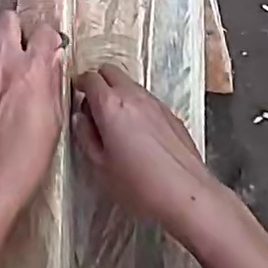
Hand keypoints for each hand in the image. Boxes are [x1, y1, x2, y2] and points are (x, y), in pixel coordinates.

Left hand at [0, 10, 66, 223]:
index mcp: (34, 67)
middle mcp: (6, 59)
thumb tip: (55, 56)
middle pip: (9, 19)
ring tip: (1, 40)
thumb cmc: (32, 148)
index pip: (44, 31)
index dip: (50, 35)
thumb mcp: (56, 114)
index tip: (51, 43)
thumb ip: (54, 79)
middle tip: (23, 38)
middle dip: (19, 24)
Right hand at [73, 66, 220, 232]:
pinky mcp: (173, 116)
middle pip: (110, 71)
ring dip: (119, 93)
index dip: (79, 85)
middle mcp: (132, 96)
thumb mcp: (99, 165)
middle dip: (99, 81)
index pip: (88, 77)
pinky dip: (138, 106)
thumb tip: (81, 119)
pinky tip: (141, 134)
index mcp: (109, 104)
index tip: (76, 98)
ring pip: (130, 84)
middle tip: (94, 106)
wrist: (190, 197)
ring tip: (118, 123)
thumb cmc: (139, 184)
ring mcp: (156, 104)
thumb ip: (85, 135)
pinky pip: (148, 100)